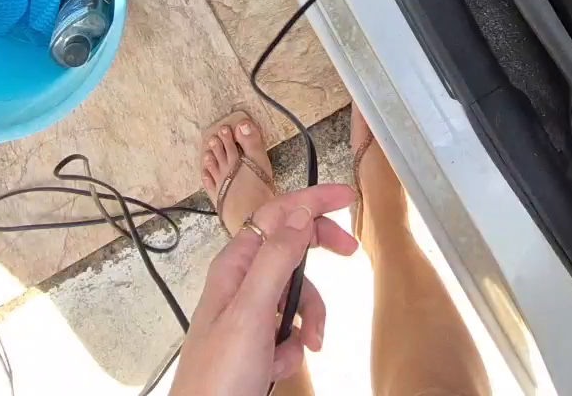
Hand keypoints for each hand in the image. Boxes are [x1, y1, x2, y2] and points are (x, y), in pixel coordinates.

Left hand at [171, 183, 357, 395]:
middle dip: (319, 252)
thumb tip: (301, 212)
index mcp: (237, 263)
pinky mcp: (255, 340)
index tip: (347, 196)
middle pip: (290, 245)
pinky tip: (282, 364)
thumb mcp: (252, 312)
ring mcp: (248, 310)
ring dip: (309, 316)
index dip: (313, 200)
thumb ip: (277, 258)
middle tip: (350, 252)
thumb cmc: (220, 375)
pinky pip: (288, 326)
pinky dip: (294, 343)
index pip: (279, 213)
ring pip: (295, 291)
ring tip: (310, 344)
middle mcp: (242, 279)